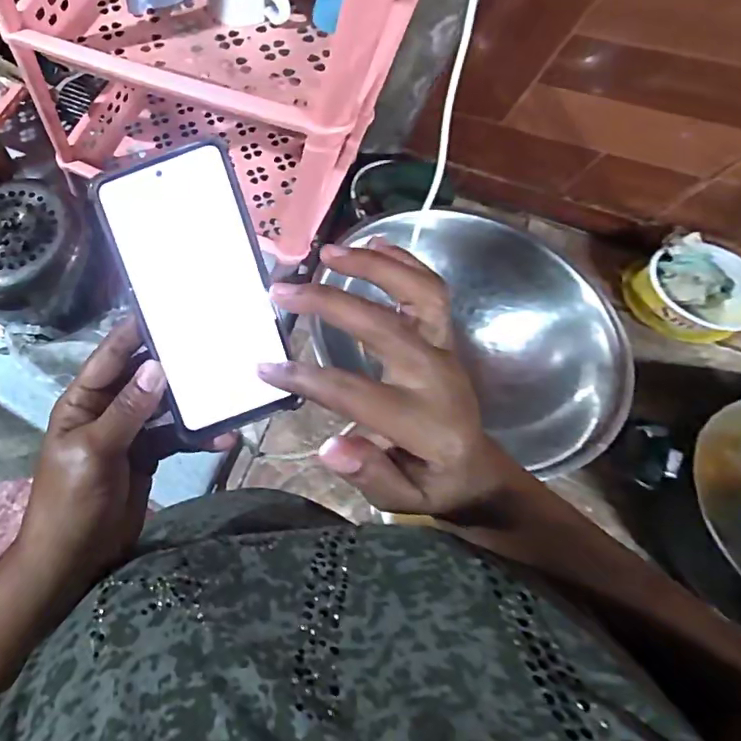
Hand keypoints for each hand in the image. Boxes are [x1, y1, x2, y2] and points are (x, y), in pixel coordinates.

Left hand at [15, 318, 232, 586]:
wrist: (72, 563)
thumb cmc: (70, 502)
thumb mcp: (94, 451)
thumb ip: (127, 410)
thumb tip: (157, 366)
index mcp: (82, 402)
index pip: (110, 357)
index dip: (134, 332)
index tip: (165, 307)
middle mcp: (106, 410)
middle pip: (142, 377)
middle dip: (172, 362)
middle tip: (209, 341)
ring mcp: (129, 434)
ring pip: (164, 407)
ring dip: (190, 402)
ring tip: (224, 388)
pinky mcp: (148, 456)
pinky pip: (175, 438)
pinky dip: (197, 438)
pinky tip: (223, 438)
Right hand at [258, 239, 532, 522]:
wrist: (475, 465)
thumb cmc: (430, 481)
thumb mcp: (401, 498)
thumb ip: (369, 474)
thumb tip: (328, 449)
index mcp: (425, 423)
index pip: (357, 394)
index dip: (307, 380)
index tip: (265, 367)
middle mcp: (438, 376)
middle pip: (385, 327)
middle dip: (330, 303)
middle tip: (283, 290)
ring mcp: (446, 348)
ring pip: (420, 293)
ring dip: (373, 266)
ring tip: (328, 253)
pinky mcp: (445, 334)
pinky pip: (431, 288)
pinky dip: (402, 260)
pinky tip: (371, 242)